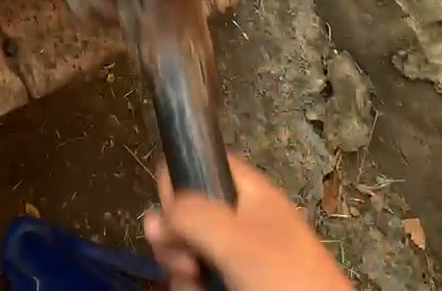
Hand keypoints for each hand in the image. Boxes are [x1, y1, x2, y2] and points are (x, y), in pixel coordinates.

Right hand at [144, 156, 351, 290]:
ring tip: (193, 285)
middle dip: (176, 236)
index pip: (204, 163)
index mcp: (251, 194)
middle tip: (183, 261)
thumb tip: (158, 216)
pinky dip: (193, 287)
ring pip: (192, 251)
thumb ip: (189, 214)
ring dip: (181, 268)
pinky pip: (203, 280)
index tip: (171, 212)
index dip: (180, 180)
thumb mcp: (234, 239)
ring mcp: (243, 260)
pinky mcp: (239, 287)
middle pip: (190, 212)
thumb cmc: (283, 279)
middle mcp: (244, 222)